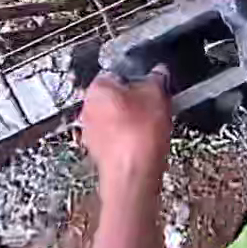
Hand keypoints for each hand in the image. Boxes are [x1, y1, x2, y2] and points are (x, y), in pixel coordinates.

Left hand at [78, 69, 172, 191]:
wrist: (133, 175)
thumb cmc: (138, 136)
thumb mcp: (158, 94)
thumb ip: (157, 77)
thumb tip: (159, 73)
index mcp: (97, 88)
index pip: (117, 72)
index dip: (139, 77)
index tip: (153, 84)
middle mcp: (88, 109)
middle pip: (116, 96)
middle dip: (136, 99)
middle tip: (155, 103)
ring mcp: (91, 132)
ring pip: (116, 117)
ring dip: (133, 119)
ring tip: (154, 124)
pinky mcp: (99, 152)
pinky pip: (117, 137)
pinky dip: (129, 137)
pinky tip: (146, 141)